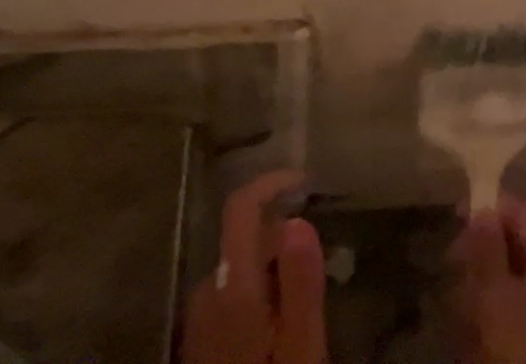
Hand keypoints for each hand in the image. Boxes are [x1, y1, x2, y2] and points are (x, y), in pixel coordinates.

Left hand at [182, 169, 326, 363]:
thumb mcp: (301, 345)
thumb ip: (299, 282)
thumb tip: (297, 220)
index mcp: (233, 288)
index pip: (240, 210)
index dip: (270, 183)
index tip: (305, 180)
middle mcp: (207, 292)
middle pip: (244, 240)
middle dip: (282, 237)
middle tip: (325, 261)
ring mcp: (199, 317)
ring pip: (240, 269)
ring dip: (272, 268)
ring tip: (309, 298)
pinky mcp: (200, 340)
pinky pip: (232, 295)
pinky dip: (259, 292)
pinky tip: (282, 324)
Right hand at [452, 194, 525, 363]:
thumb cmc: (512, 346)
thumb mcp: (493, 292)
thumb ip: (486, 246)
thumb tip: (481, 208)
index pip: (525, 215)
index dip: (492, 207)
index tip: (456, 212)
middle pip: (514, 241)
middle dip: (482, 247)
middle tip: (454, 259)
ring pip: (504, 271)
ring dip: (478, 277)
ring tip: (462, 300)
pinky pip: (500, 300)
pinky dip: (481, 303)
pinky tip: (466, 322)